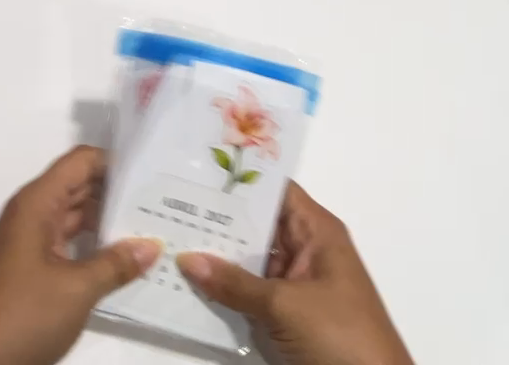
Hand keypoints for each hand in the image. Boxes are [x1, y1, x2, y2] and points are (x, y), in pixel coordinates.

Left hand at [0, 146, 159, 364]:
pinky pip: (69, 243)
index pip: (80, 162)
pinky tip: (124, 258)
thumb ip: (115, 264)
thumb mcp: (76, 289)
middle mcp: (33, 213)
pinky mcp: (33, 268)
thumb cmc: (23, 314)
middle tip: (160, 199)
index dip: (113, 162)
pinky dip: (94, 245)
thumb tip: (152, 244)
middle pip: (79, 186)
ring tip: (152, 225)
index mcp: (37, 202)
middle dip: (116, 191)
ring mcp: (31, 241)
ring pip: (75, 217)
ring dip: (107, 220)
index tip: (150, 172)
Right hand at [177, 183, 413, 364]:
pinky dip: (224, 289)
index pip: (274, 189)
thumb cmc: (341, 339)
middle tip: (167, 203)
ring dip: (216, 255)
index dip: (238, 179)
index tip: (193, 169)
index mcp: (316, 232)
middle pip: (257, 223)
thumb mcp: (284, 306)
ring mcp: (296, 286)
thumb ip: (234, 282)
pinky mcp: (288, 318)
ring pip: (250, 260)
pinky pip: (250, 293)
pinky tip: (186, 282)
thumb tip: (184, 258)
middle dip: (217, 218)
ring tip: (167, 237)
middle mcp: (306, 250)